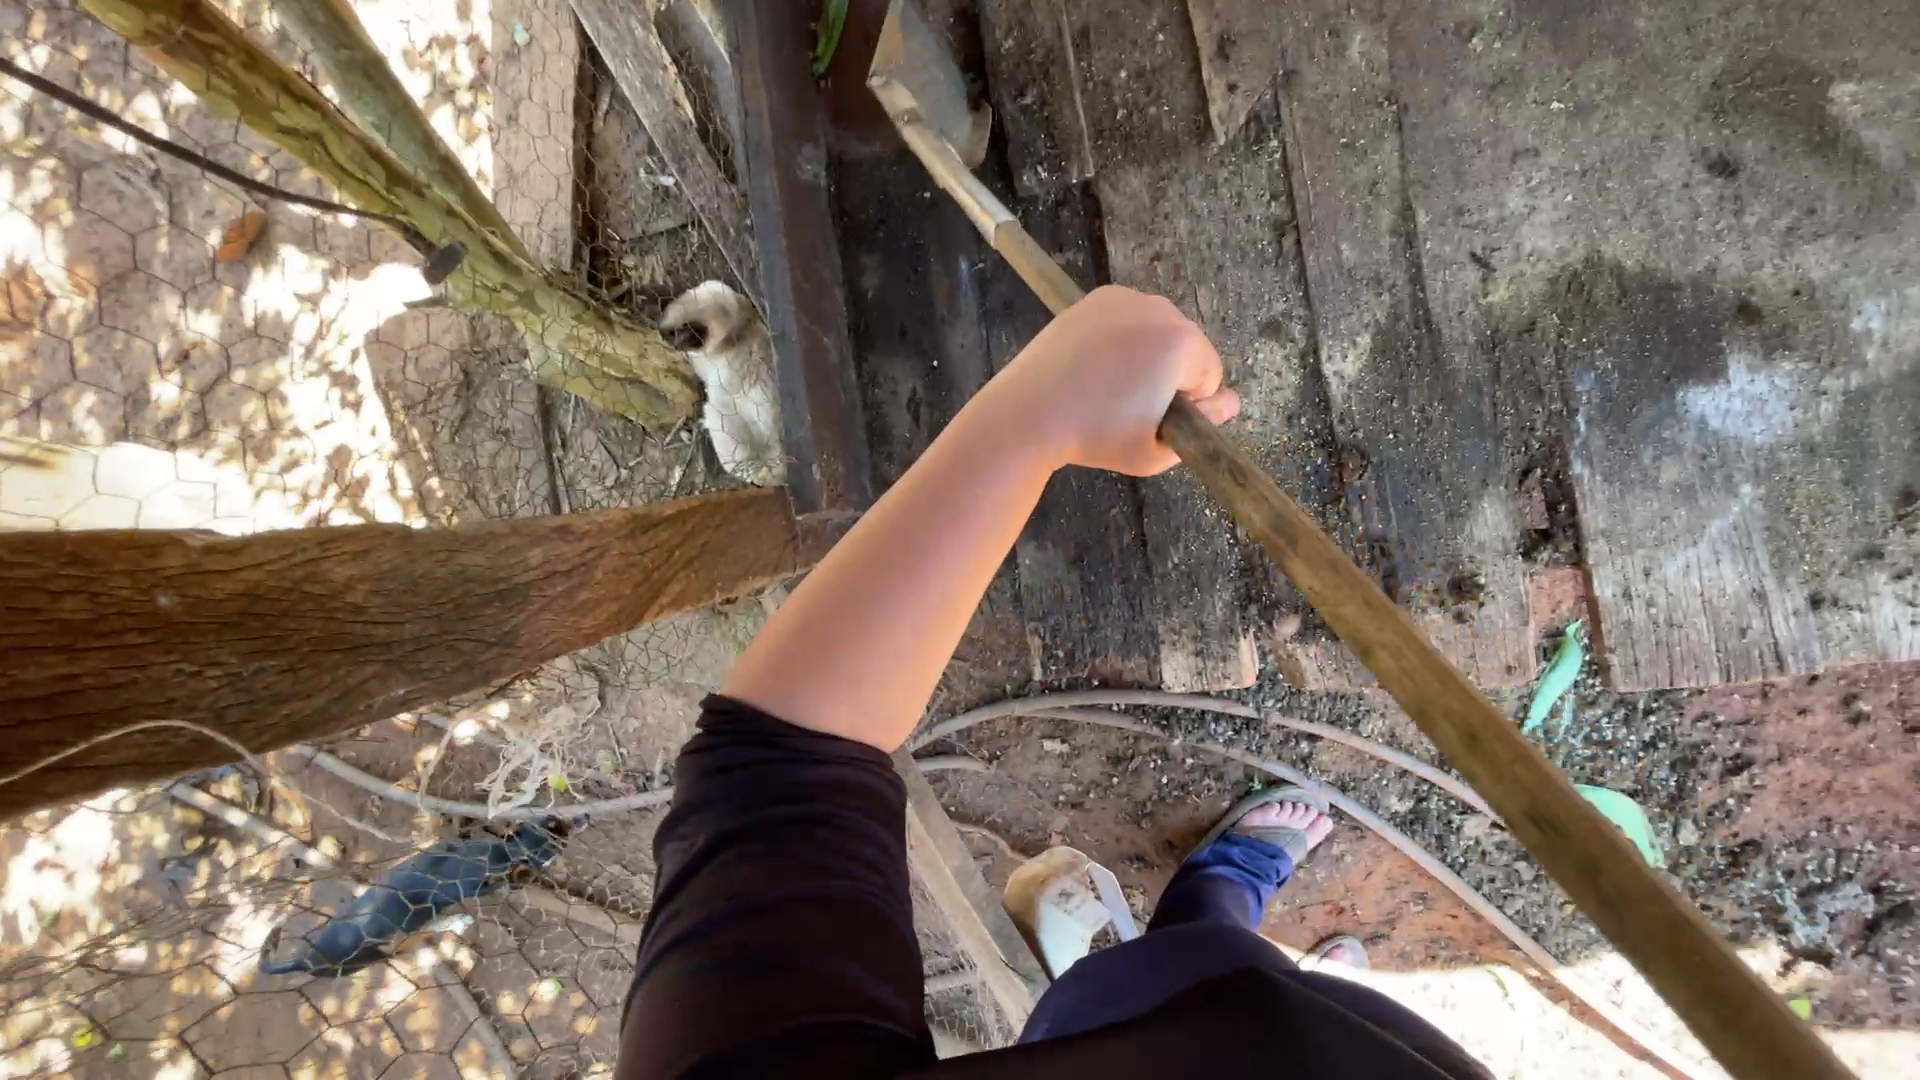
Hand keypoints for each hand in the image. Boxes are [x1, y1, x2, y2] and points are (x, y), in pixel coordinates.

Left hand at [967, 285, 1240, 474]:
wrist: (1028, 414)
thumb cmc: (1094, 438)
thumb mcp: (1156, 451)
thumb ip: (1204, 427)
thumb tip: (1232, 404)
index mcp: (1181, 343)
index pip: (1210, 374)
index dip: (1187, 405)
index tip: (1151, 419)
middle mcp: (1158, 309)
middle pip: (1185, 347)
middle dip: (1168, 375)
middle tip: (1126, 406)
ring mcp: (1123, 299)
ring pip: (1156, 332)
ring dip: (1146, 356)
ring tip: (1108, 389)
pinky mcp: (1094, 300)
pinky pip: (1128, 320)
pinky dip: (1121, 340)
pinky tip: (1096, 367)